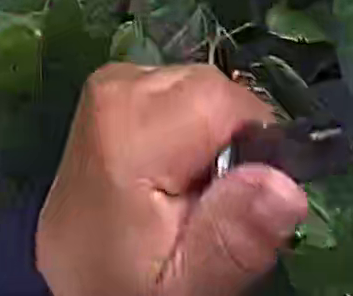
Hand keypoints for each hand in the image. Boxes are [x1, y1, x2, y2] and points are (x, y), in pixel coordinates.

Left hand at [36, 64, 307, 295]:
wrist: (65, 270)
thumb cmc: (125, 280)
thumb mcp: (184, 283)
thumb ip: (233, 234)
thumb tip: (287, 185)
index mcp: (131, 126)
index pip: (222, 98)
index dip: (252, 139)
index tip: (243, 190)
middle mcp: (118, 85)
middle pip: (210, 85)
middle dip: (229, 134)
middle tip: (212, 196)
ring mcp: (111, 78)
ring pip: (194, 82)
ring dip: (207, 126)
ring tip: (187, 183)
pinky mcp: (111, 81)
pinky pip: (173, 84)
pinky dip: (184, 118)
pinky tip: (168, 162)